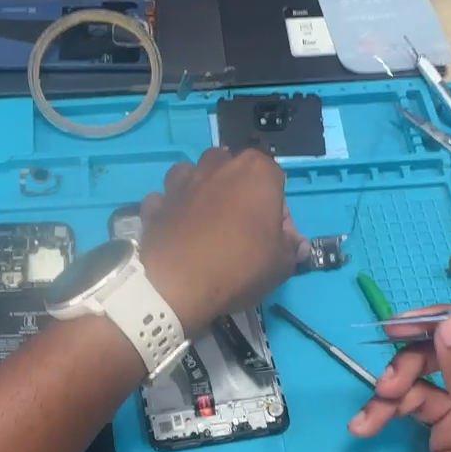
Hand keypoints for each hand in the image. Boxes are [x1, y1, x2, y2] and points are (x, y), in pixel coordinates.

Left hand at [138, 147, 308, 332]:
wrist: (177, 285)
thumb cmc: (239, 268)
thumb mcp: (281, 264)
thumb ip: (290, 248)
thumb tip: (295, 245)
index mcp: (256, 171)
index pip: (276, 180)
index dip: (277, 209)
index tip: (273, 236)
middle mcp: (217, 166)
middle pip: (232, 168)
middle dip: (237, 190)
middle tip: (239, 225)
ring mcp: (181, 182)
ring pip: (193, 173)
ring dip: (199, 189)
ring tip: (203, 220)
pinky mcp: (155, 204)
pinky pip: (164, 199)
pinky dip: (169, 209)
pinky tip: (174, 228)